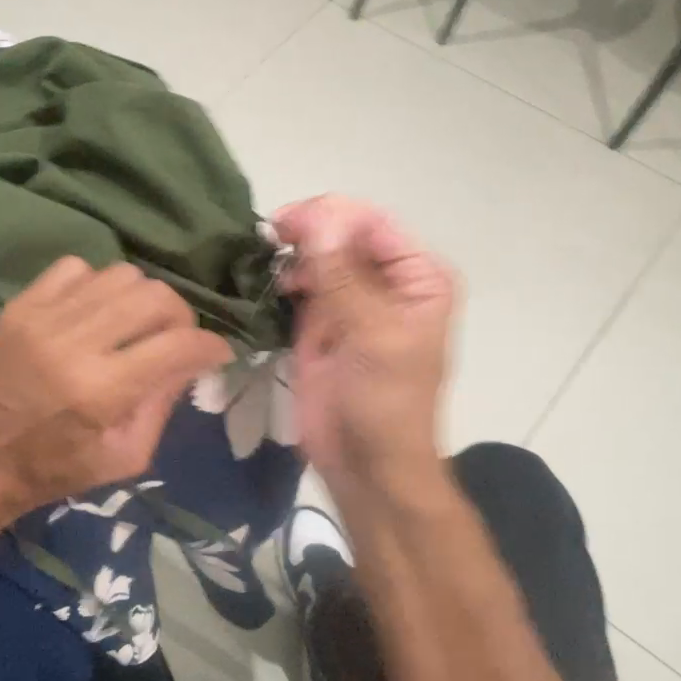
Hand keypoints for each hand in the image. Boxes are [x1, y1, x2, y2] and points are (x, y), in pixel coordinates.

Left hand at [0, 257, 233, 530]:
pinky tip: (94, 313)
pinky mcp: (19, 307)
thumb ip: (164, 404)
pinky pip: (75, 268)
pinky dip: (96, 285)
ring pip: (120, 274)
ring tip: (133, 326)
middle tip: (174, 339)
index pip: (179, 344)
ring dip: (139, 298)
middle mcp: (73, 344)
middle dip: (180, 316)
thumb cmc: (57, 470)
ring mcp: (42, 319)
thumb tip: (194, 358)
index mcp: (102, 392)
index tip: (215, 354)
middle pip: (154, 295)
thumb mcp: (126, 456)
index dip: (210, 346)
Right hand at [274, 195, 457, 505]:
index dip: (330, 215)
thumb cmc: (386, 402)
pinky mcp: (318, 324)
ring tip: (263, 264)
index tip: (285, 224)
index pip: (372, 223)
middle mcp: (385, 281)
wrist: (366, 465)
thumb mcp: (372, 334)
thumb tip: (317, 216)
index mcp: (417, 277)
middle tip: (268, 240)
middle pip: (341, 234)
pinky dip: (280, 280)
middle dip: (306, 231)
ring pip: (315, 257)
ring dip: (289, 255)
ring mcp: (349, 302)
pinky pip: (298, 287)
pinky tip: (265, 285)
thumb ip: (342, 275)